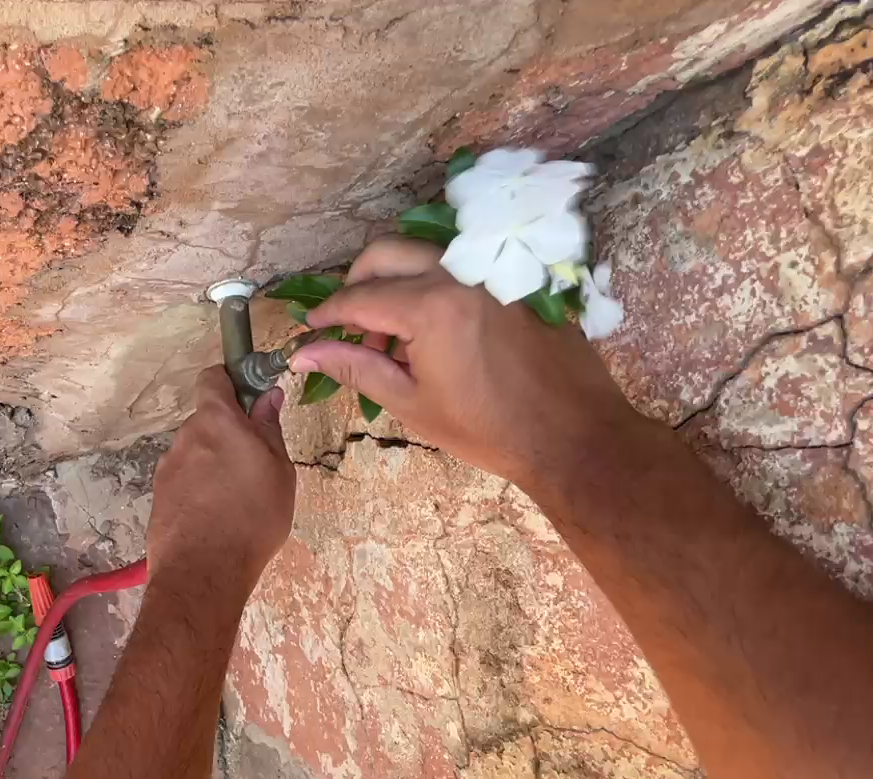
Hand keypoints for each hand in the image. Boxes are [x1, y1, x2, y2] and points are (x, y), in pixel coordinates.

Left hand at [145, 366, 295, 601]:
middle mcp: (184, 438)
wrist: (203, 572)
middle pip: (206, 424)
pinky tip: (216, 519)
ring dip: (213, 468)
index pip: (213, 379)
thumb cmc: (251, 517)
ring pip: (195, 456)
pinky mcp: (158, 498)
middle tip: (254, 466)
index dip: (230, 382)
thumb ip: (268, 429)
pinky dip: (199, 492)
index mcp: (214, 421)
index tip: (249, 399)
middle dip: (227, 437)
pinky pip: (184, 484)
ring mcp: (167, 469)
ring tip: (237, 501)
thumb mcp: (278, 470)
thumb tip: (267, 397)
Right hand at [291, 236, 646, 492]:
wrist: (569, 433)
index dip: (327, 315)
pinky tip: (432, 331)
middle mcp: (458, 275)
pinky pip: (458, 265)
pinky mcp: (513, 279)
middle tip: (347, 327)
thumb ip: (354, 367)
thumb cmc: (484, 428)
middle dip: (355, 284)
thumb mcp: (409, 403)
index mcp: (429, 308)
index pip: (358, 298)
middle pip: (386, 253)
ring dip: (393, 281)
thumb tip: (304, 354)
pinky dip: (430, 284)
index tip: (309, 331)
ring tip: (391, 336)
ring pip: (422, 252)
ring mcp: (490, 272)